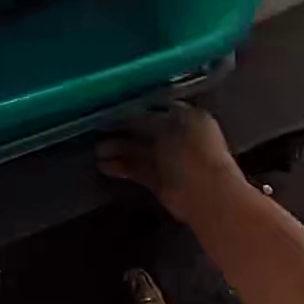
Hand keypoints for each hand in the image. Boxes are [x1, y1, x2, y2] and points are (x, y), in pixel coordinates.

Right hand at [97, 104, 248, 224]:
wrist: (208, 194)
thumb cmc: (191, 151)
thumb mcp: (167, 126)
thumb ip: (145, 120)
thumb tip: (126, 116)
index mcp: (187, 117)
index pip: (155, 109)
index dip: (133, 110)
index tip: (110, 111)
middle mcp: (179, 137)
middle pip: (145, 131)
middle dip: (122, 130)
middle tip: (98, 131)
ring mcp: (170, 161)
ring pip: (139, 151)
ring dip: (118, 150)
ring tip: (96, 151)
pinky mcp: (161, 183)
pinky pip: (138, 170)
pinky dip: (121, 167)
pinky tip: (103, 165)